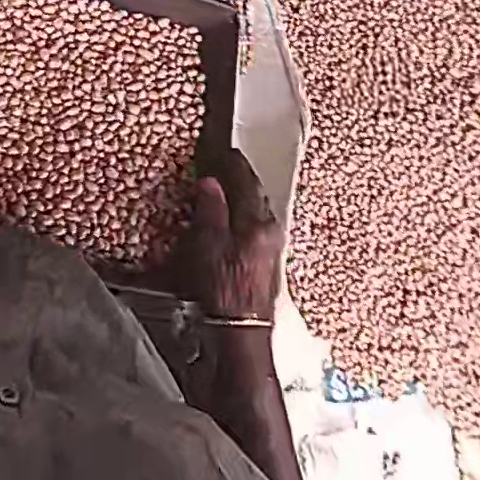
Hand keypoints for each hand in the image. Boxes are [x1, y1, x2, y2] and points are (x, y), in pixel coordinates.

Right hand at [182, 150, 285, 321]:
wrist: (241, 329)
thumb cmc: (223, 289)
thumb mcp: (209, 246)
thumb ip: (211, 211)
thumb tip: (210, 182)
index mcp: (256, 222)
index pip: (245, 182)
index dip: (234, 165)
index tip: (226, 150)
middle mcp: (269, 230)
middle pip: (256, 194)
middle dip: (242, 178)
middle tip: (227, 164)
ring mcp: (271, 246)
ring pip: (258, 209)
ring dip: (244, 196)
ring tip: (229, 187)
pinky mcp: (267, 259)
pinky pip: (256, 224)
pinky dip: (245, 213)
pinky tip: (236, 218)